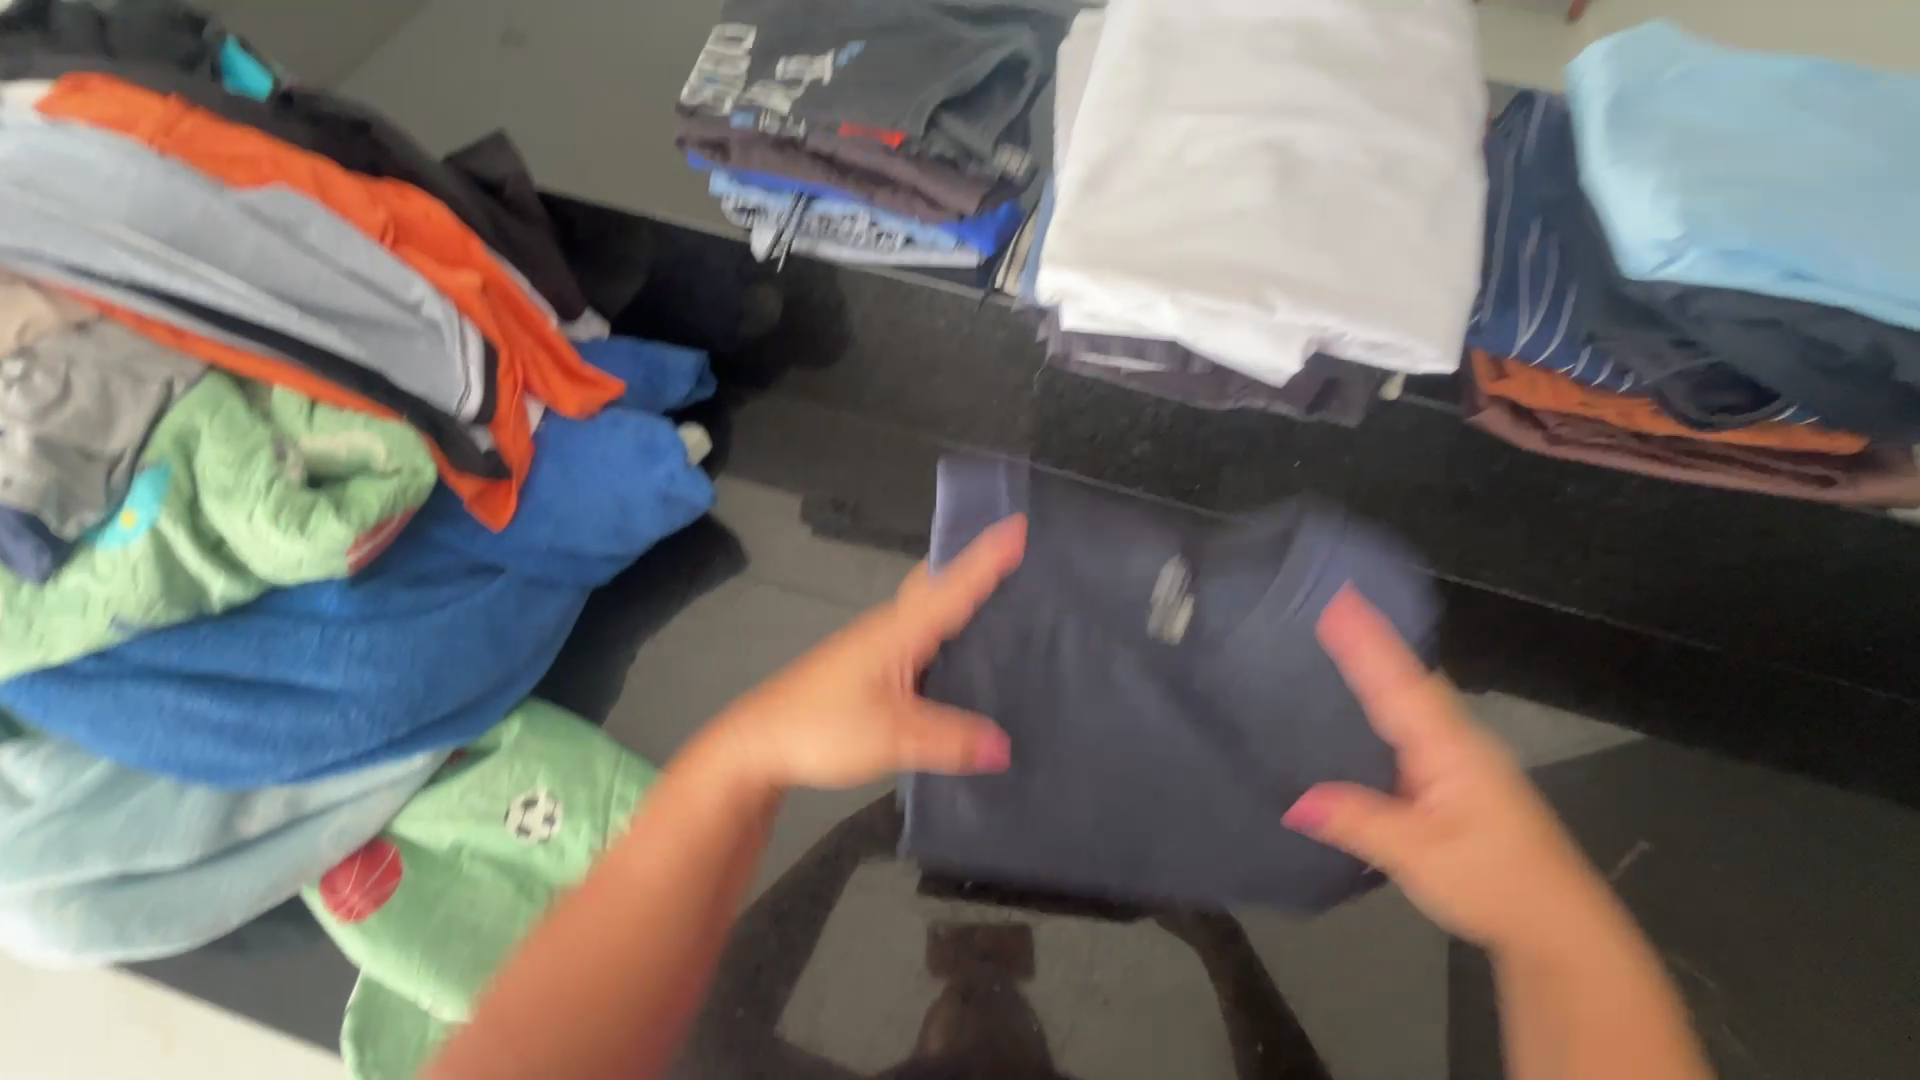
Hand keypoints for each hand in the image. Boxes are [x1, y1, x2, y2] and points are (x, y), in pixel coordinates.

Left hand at [708, 515, 1026, 791]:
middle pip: (935, 584)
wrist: (756, 745)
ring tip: (1003, 600)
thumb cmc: (821, 727)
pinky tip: (960, 656)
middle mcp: (889, 628)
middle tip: (1015, 553)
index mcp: (900, 631)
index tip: (1020, 525)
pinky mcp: (867, 669)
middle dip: (972, 565)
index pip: (952, 584)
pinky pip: (918, 637)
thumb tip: (1006, 747)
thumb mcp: (893, 737)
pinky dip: (945, 631)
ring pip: (926, 611)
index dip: (987, 556)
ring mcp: (875, 647)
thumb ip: (951, 740)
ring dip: (959, 597)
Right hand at [1283, 588, 1608, 954]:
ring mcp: (1462, 760)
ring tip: (1339, 634)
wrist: (1562, 932)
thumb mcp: (1420, 856)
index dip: (1368, 642)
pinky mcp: (1458, 781)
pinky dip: (1385, 697)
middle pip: (1410, 679)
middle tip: (1331, 605)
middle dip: (1373, 640)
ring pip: (1414, 699)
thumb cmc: (1497, 885)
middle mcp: (1457, 742)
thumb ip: (1358, 822)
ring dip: (1380, 664)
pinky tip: (1365, 701)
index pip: (1400, 683)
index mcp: (1449, 749)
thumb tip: (1294, 801)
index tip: (1339, 600)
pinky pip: (1413, 723)